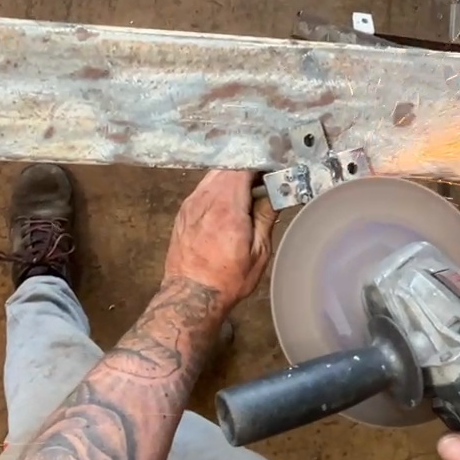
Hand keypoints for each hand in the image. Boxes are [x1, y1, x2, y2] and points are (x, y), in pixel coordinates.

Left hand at [161, 170, 276, 310]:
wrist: (191, 295)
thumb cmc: (227, 279)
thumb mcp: (259, 252)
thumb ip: (266, 216)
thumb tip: (276, 192)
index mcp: (227, 207)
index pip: (243, 167)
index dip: (260, 164)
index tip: (273, 170)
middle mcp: (205, 200)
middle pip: (228, 167)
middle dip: (247, 169)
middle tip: (263, 182)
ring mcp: (191, 204)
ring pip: (214, 175)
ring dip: (232, 178)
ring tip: (247, 194)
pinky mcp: (183, 211)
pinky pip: (203, 188)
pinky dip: (218, 189)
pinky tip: (228, 205)